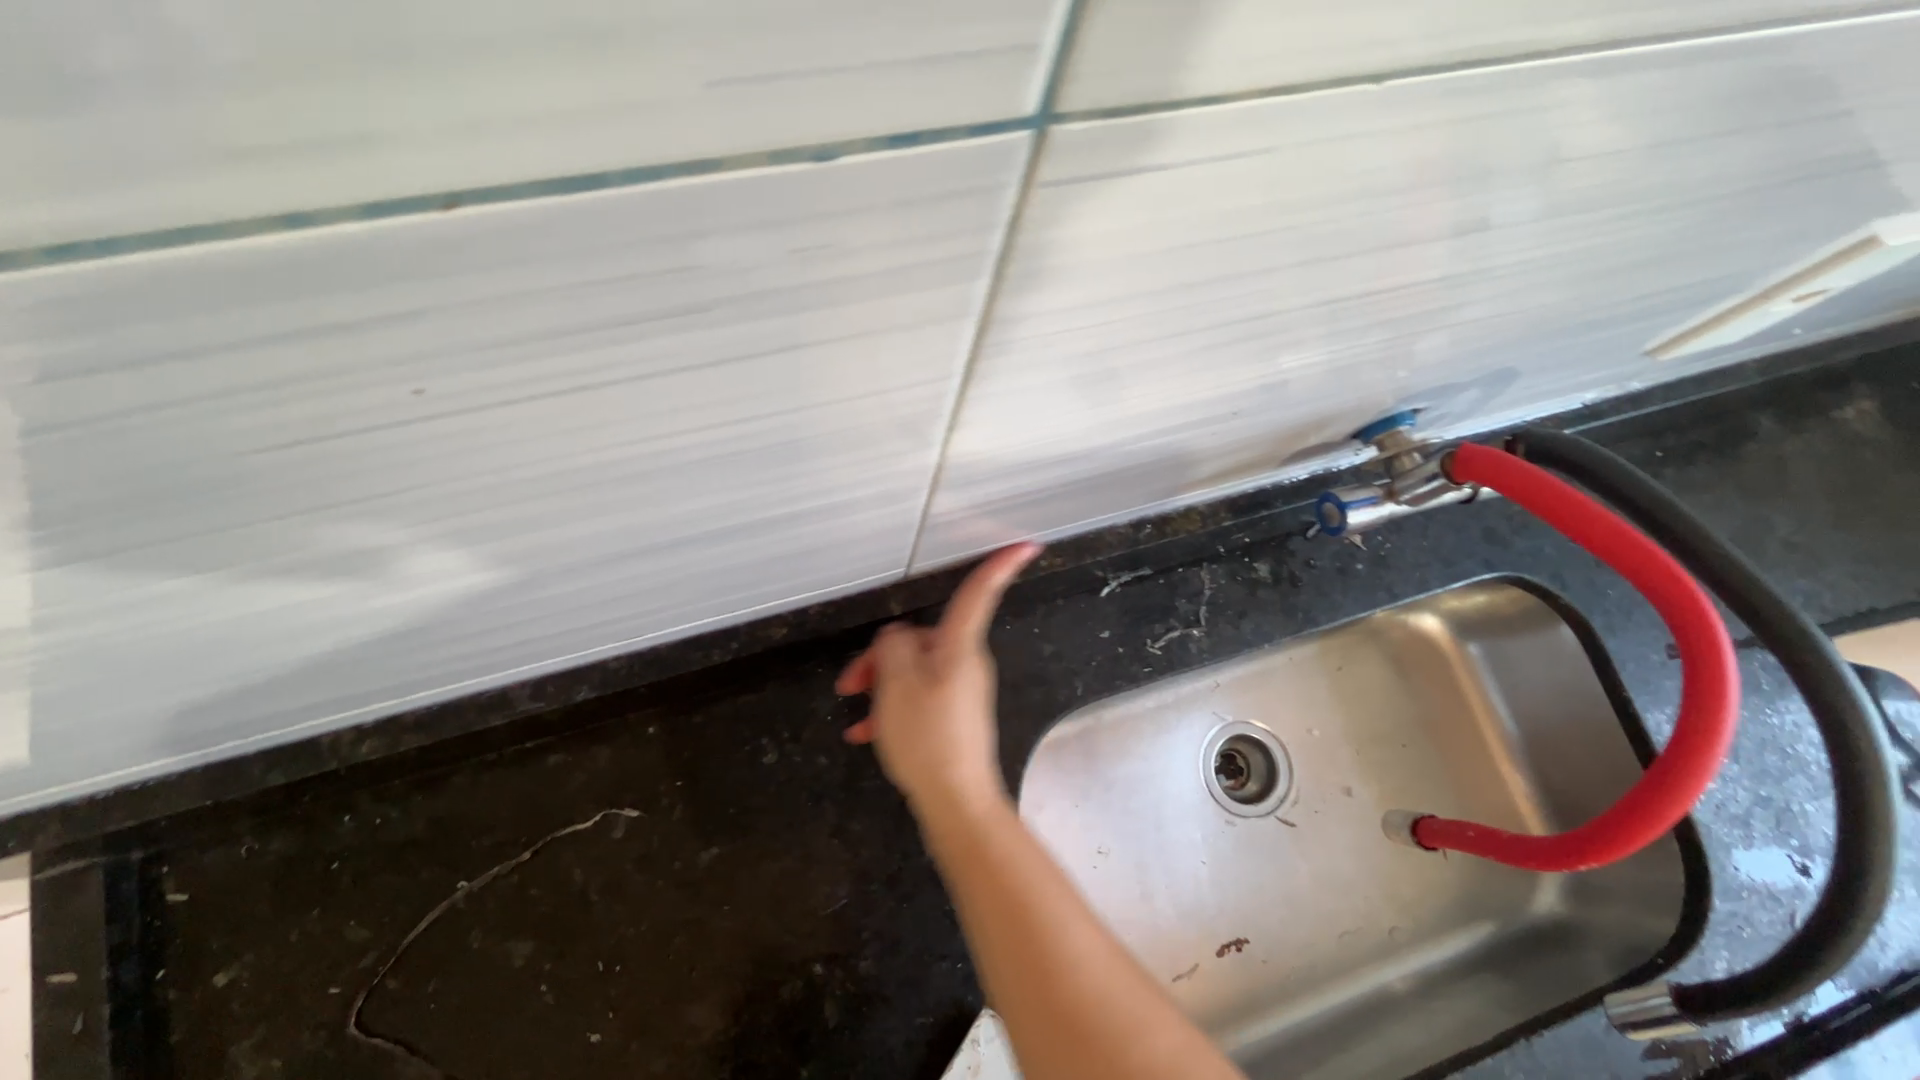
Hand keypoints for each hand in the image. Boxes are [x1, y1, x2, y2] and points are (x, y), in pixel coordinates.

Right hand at [837, 543, 1042, 817]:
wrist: (956, 801)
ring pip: (914, 673)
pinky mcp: (953, 719)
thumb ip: (892, 646)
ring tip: (855, 712)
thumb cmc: (927, 736)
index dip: (998, 566)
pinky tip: (865, 733)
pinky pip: (918, 701)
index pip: (978, 595)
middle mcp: (965, 664)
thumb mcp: (897, 683)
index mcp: (958, 648)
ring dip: (881, 687)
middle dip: (882, 656)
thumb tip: (897, 637)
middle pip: (921, 641)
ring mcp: (961, 693)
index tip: (1028, 544)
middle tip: (850, 684)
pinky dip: (892, 711)